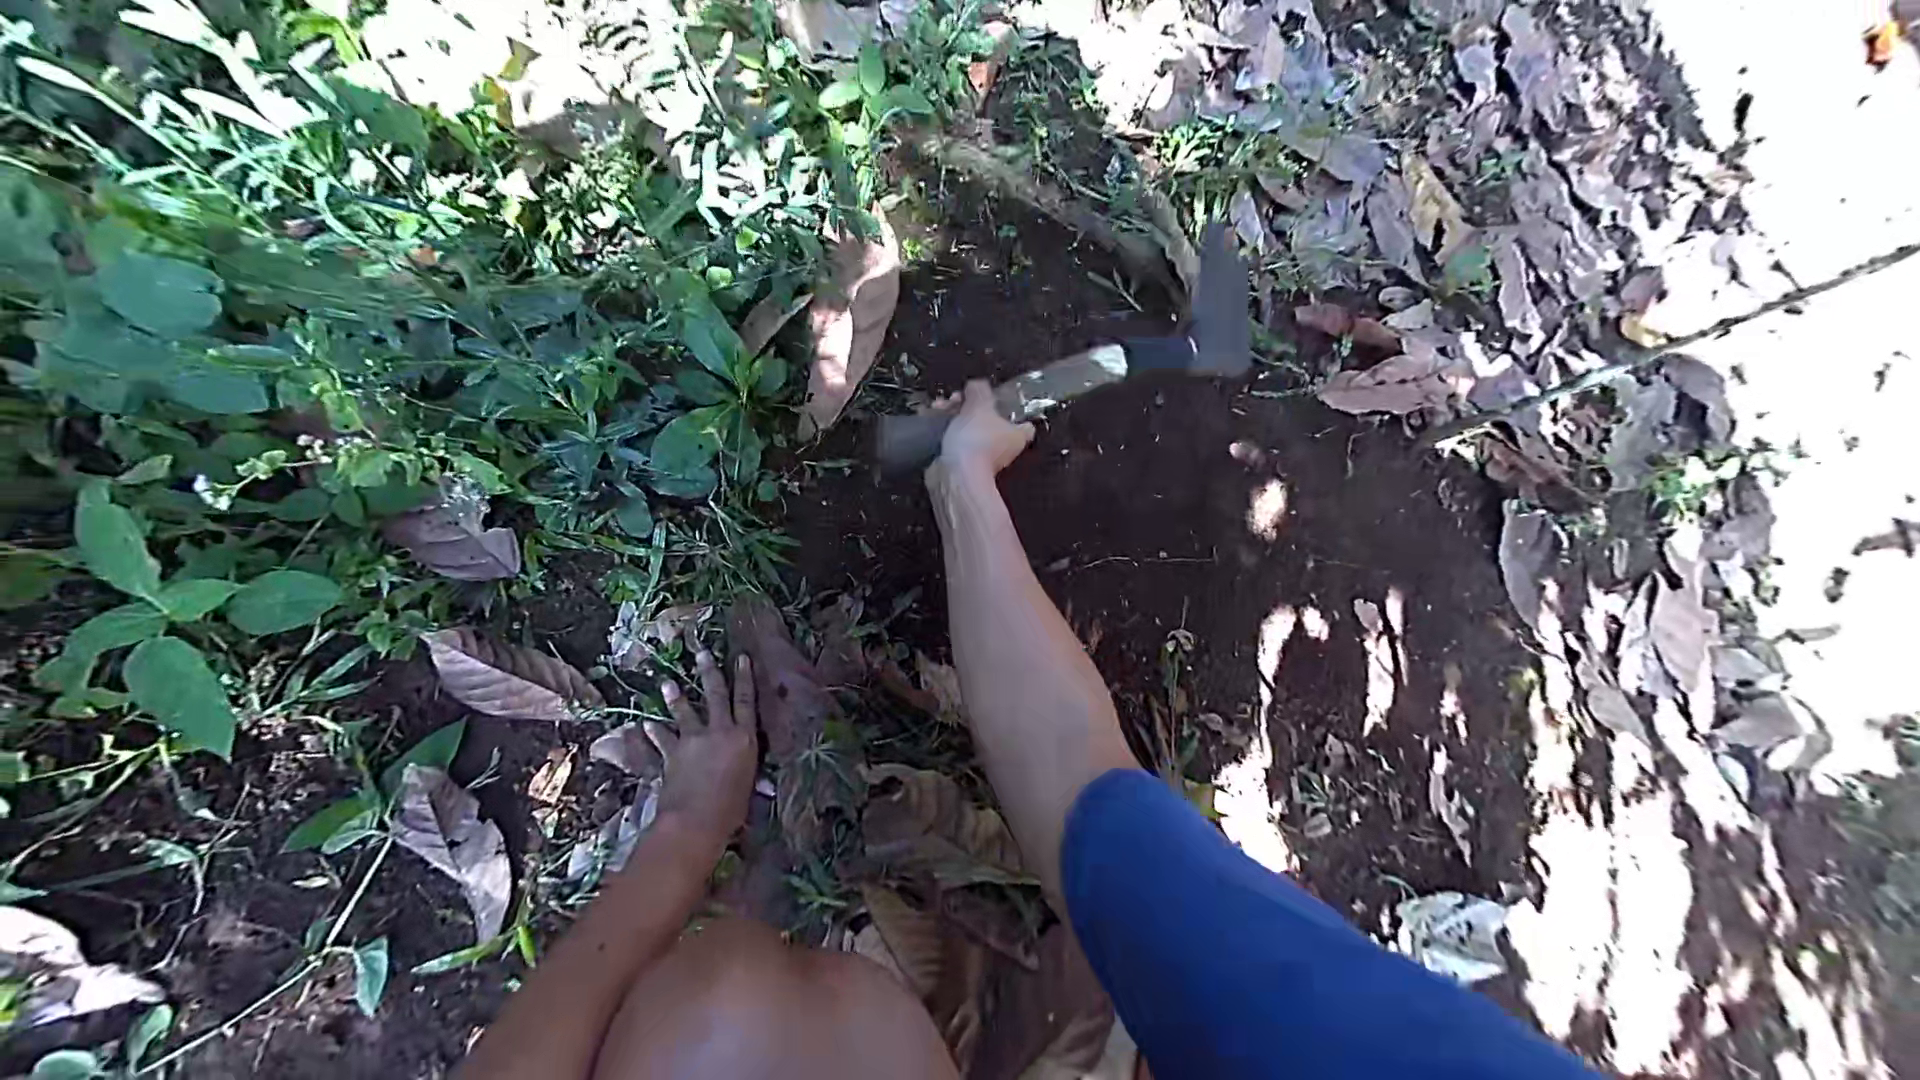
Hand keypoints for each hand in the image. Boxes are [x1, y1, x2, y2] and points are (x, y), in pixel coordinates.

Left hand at [645, 640, 757, 846]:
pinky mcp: (671, 754)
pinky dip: (654, 732)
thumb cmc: (732, 808)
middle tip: (703, 653)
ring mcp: (693, 740)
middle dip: (710, 672)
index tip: (741, 658)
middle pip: (715, 695)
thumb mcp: (749, 787)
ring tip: (668, 683)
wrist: (694, 821)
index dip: (744, 678)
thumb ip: (751, 776)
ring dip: (676, 697)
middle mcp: (719, 731)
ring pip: (685, 712)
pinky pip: (662, 739)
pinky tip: (645, 725)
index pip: (746, 700)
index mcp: (744, 737)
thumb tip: (763, 785)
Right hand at [929, 379, 1034, 483]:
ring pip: (967, 430)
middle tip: (957, 399)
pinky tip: (931, 418)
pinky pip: (951, 441)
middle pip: (988, 420)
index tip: (996, 398)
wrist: (954, 476)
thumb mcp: (980, 404)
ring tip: (940, 407)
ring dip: (952, 415)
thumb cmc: (976, 444)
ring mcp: (979, 459)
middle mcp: (1001, 449)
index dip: (1010, 408)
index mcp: (1016, 436)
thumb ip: (980, 390)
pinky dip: (942, 430)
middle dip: (969, 406)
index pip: (1023, 422)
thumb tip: (976, 386)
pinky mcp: (959, 465)